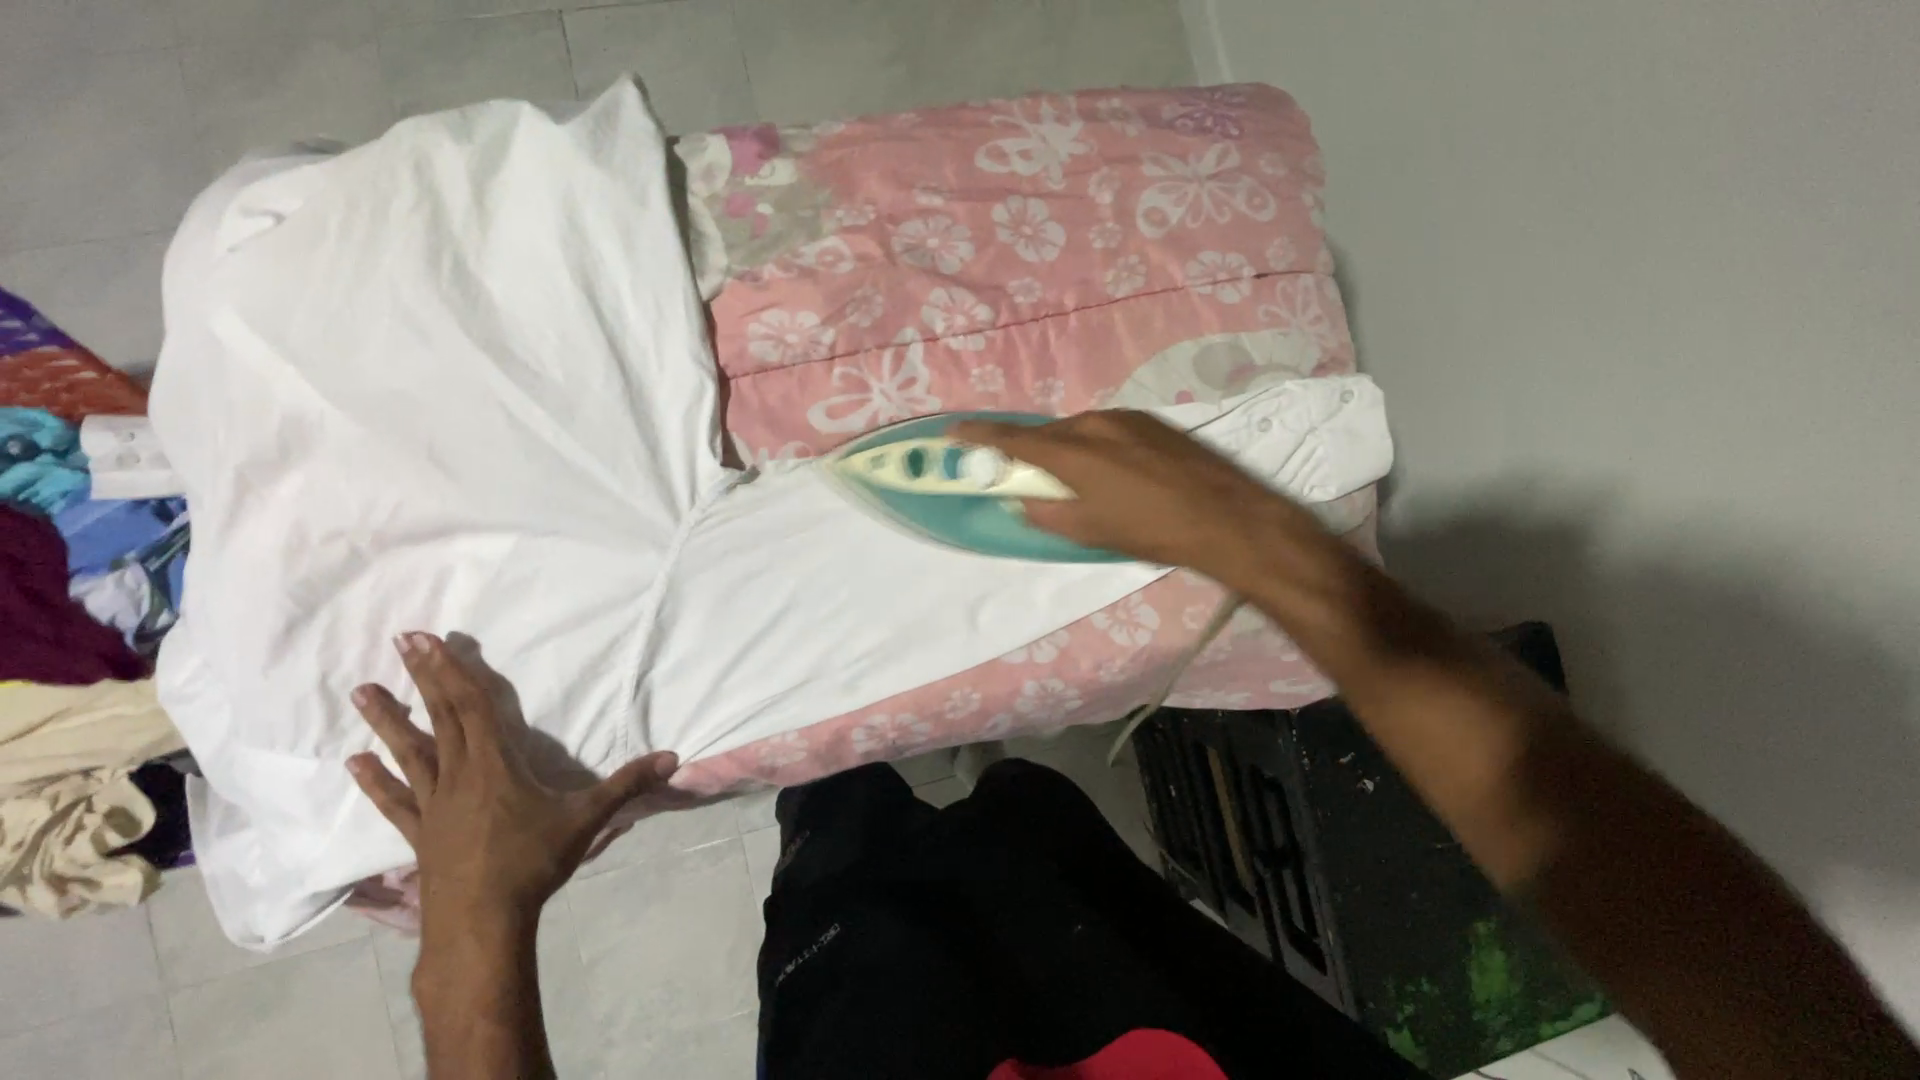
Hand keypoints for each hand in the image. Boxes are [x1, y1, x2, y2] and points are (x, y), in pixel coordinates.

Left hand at [347, 632, 680, 927]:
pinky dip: (376, 779)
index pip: (472, 706)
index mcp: (495, 765)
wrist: (480, 923)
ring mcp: (433, 804)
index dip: (453, 670)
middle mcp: (458, 775)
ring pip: (409, 752)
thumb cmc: (532, 863)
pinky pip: (395, 799)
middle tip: (402, 641)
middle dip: (422, 677)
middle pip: (440, 717)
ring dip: (387, 720)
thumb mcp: (587, 820)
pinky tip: (354, 762)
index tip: (429, 640)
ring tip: (360, 691)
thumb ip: (627, 785)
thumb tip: (673, 757)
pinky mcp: (419, 832)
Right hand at [950, 410, 1313, 579]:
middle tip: (1025, 477)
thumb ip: (1045, 512)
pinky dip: (1096, 448)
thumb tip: (1023, 500)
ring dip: (1067, 451)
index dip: (979, 436)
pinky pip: (1107, 431)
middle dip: (1030, 452)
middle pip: (1047, 433)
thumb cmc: (1151, 530)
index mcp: (1072, 451)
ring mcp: (1127, 418)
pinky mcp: (1153, 422)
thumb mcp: (1089, 531)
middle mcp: (1094, 423)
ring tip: (1079, 483)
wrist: (1228, 517)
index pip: (1012, 439)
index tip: (954, 433)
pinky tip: (1115, 475)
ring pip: (1079, 431)